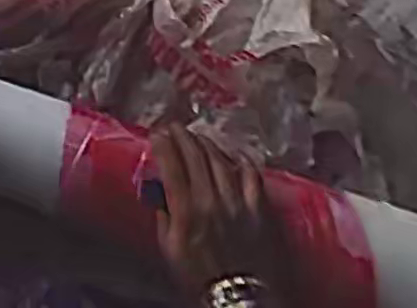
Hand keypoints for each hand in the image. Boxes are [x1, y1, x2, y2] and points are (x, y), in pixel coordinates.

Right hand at [152, 126, 283, 302]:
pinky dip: (241, 159)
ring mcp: (237, 201)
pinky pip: (252, 174)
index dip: (162, 143)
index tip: (156, 133)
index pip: (171, 163)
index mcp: (186, 209)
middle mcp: (210, 199)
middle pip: (194, 154)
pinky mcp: (260, 208)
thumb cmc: (199, 278)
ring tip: (197, 135)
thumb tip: (158, 187)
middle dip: (181, 135)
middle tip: (174, 126)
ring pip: (220, 159)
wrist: (240, 302)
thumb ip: (163, 214)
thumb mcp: (169, 249)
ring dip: (206, 142)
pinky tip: (234, 153)